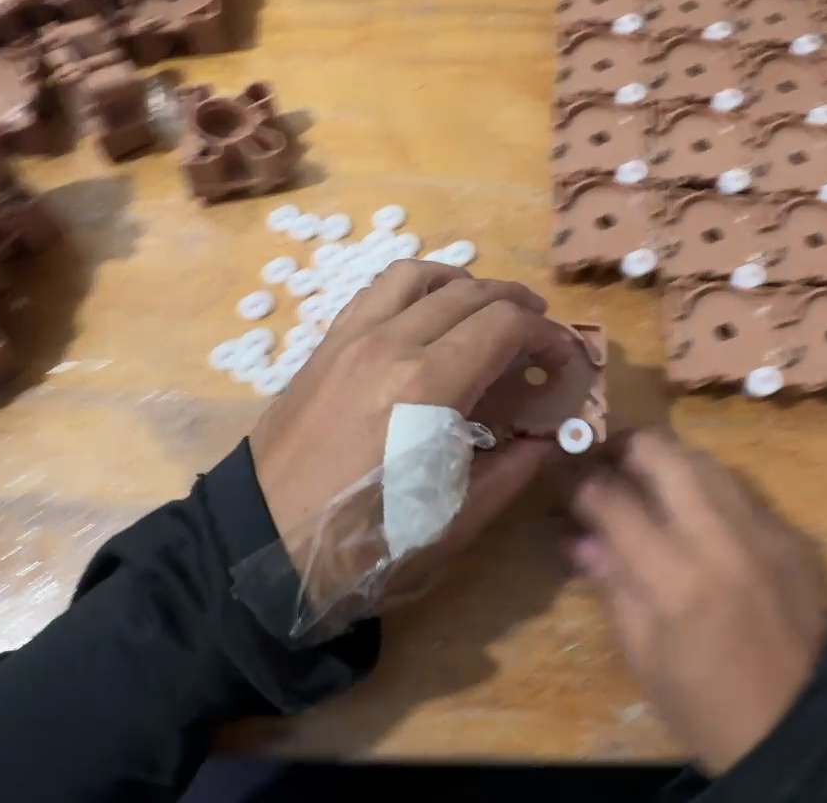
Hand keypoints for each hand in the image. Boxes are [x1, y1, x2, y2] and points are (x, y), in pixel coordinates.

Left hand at [250, 260, 574, 611]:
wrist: (260, 551)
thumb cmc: (363, 547)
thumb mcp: (452, 523)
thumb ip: (512, 471)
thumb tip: (550, 438)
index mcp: (426, 387)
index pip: (504, 326)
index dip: (548, 335)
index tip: (565, 359)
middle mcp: (389, 344)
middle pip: (471, 294)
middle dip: (518, 307)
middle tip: (540, 335)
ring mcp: (350, 338)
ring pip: (419, 276)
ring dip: (465, 284)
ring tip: (486, 310)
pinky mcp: (325, 346)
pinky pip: (376, 291)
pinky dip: (415, 289)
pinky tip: (426, 316)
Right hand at [570, 429, 826, 775]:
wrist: (804, 731)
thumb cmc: (707, 706)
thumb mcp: (644, 658)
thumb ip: (613, 586)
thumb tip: (579, 538)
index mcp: (675, 580)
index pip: (614, 502)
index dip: (580, 483)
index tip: (563, 475)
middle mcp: (720, 540)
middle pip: (665, 456)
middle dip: (627, 446)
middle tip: (607, 454)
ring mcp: (763, 532)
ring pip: (708, 462)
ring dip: (670, 460)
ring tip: (649, 475)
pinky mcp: (793, 537)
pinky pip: (742, 492)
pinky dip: (711, 491)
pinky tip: (699, 513)